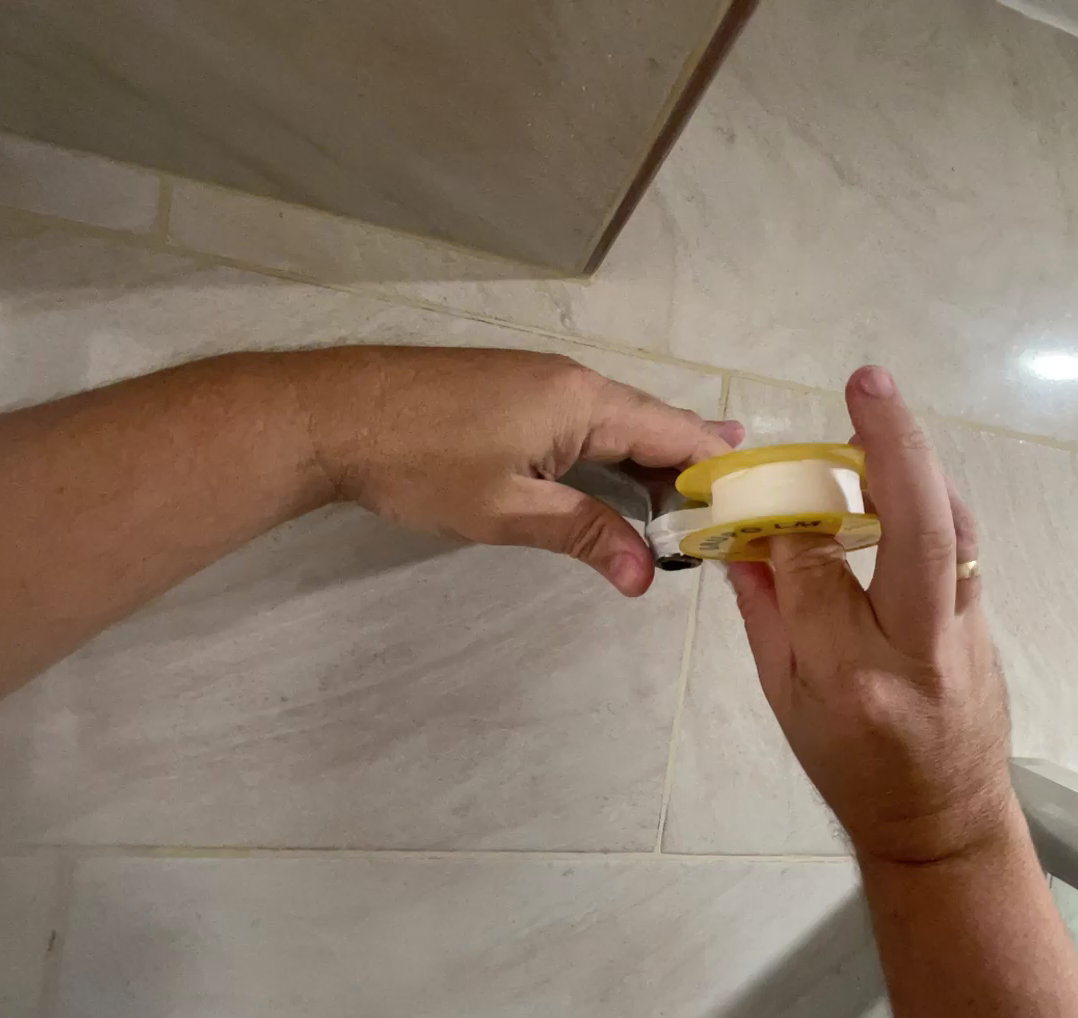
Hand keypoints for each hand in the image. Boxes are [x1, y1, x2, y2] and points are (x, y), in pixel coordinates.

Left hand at [273, 346, 740, 595]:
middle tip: (729, 494)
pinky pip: (583, 417)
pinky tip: (619, 462)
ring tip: (692, 481)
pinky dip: (614, 445)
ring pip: (614, 419)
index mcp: (581, 401)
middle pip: (648, 421)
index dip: (712, 462)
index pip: (670, 430)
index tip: (747, 492)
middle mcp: (570, 380)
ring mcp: (539, 379)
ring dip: (651, 453)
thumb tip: (644, 577)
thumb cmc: (421, 464)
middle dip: (688, 460)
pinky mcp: (513, 390)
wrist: (331, 415)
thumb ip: (583, 534)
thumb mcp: (507, 509)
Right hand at [727, 365, 1010, 864]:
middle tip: (867, 382)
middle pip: (913, 532)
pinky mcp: (985, 622)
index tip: (765, 489)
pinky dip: (929, 496)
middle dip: (891, 448)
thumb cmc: (846, 766)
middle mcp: (914, 649)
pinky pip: (959, 543)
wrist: (940, 819)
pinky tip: (901, 474)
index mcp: (847, 677)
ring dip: (916, 463)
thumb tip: (745, 534)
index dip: (785, 520)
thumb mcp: (781, 696)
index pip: (813, 571)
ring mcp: (964, 633)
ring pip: (951, 528)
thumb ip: (762, 611)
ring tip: (878, 415)